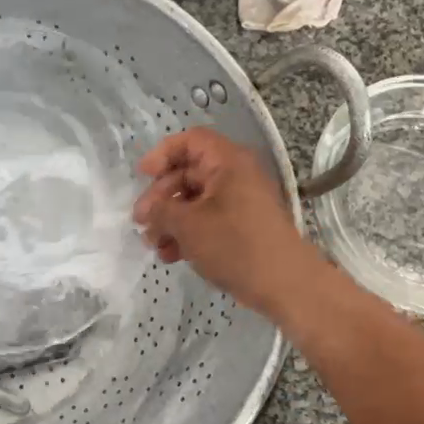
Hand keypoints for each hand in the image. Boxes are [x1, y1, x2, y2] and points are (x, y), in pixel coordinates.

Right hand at [132, 128, 316, 318]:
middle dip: (160, 197)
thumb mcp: (188, 225)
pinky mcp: (240, 227)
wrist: (283, 283)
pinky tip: (171, 255)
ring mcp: (239, 202)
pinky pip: (206, 220)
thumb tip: (148, 209)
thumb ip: (161, 210)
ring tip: (154, 245)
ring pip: (194, 201)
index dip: (163, 154)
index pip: (191, 141)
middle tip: (140, 222)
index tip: (142, 176)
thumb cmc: (235, 245)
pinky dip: (186, 234)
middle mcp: (235, 176)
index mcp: (228, 162)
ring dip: (169, 220)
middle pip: (188, 173)